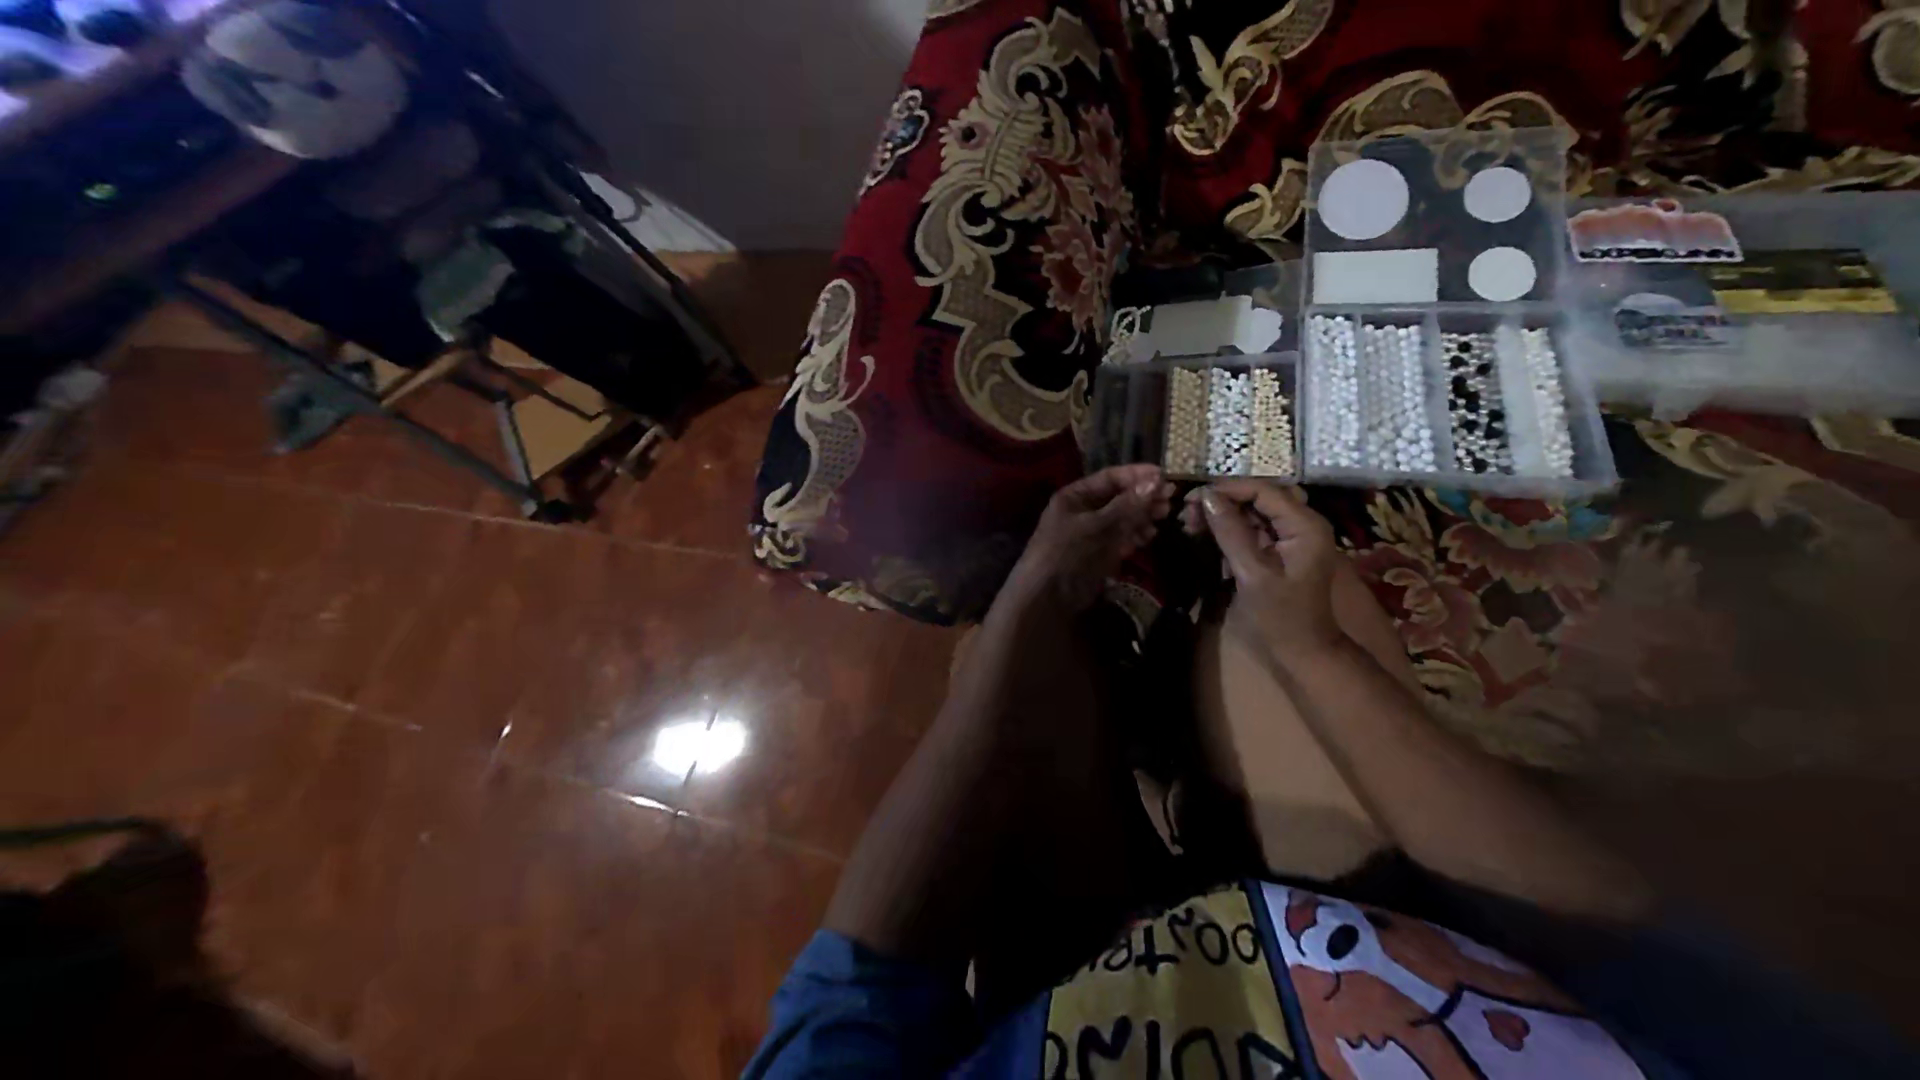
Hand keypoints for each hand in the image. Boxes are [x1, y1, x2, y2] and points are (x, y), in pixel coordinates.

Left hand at [997, 464, 1174, 617]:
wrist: (1048, 597)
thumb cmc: (1068, 553)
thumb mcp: (1098, 526)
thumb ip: (1127, 505)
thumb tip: (1156, 482)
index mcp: (1075, 496)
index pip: (1110, 478)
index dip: (1137, 475)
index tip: (1164, 477)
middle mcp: (1083, 511)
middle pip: (1119, 498)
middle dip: (1143, 499)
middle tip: (1169, 502)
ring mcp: (1091, 533)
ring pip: (1122, 519)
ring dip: (1142, 518)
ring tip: (1162, 519)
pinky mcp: (1098, 553)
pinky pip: (1120, 538)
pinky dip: (1134, 536)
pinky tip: (1148, 537)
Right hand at [1181, 479, 1341, 664]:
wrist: (1303, 653)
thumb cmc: (1280, 617)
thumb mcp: (1252, 574)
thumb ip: (1230, 533)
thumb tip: (1206, 498)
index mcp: (1305, 526)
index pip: (1263, 490)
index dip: (1226, 490)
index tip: (1192, 499)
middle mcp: (1303, 524)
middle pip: (1259, 497)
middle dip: (1222, 500)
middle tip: (1188, 512)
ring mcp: (1293, 537)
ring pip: (1254, 511)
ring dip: (1223, 513)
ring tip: (1191, 523)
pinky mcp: (1281, 550)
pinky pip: (1254, 528)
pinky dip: (1230, 529)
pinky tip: (1206, 536)